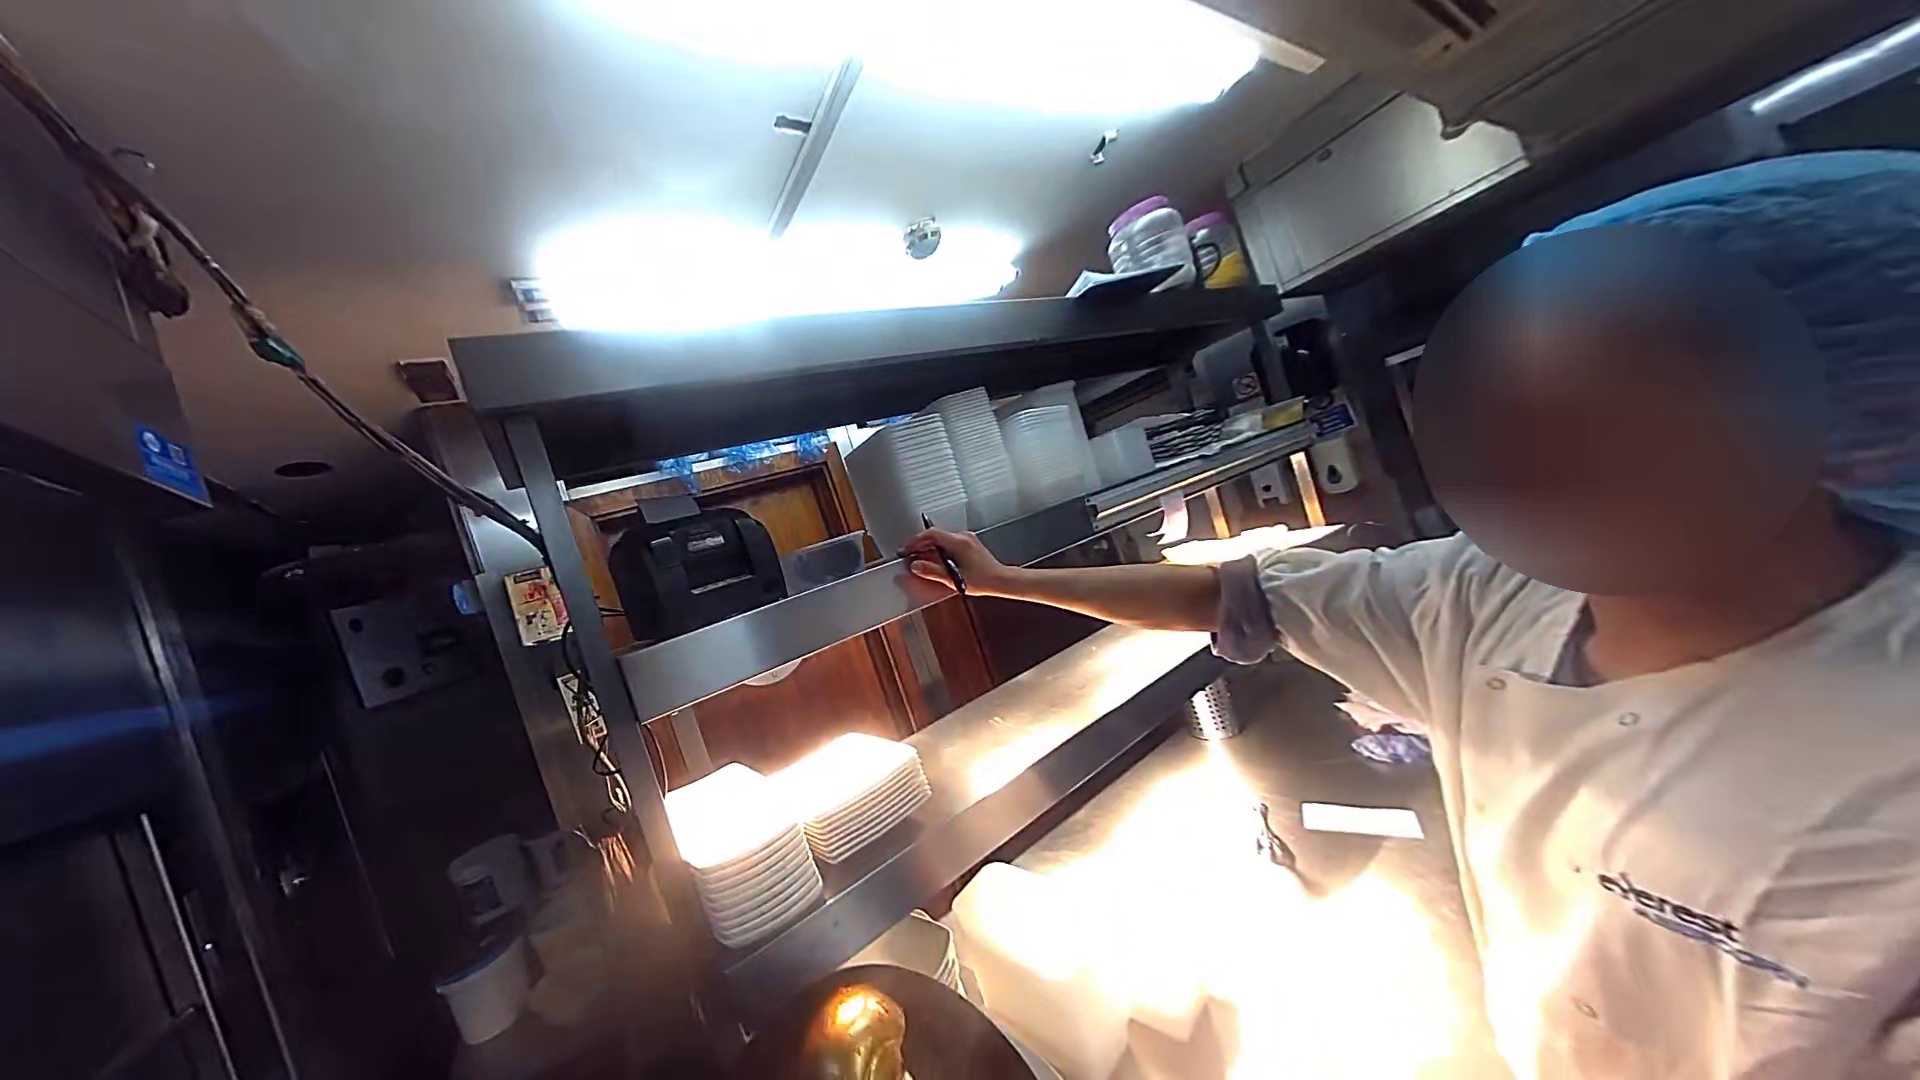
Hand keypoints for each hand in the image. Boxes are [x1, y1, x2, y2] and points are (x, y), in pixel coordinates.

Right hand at [899, 527, 1018, 596]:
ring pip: (941, 539)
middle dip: (920, 545)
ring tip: (919, 559)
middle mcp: (963, 537)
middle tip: (909, 555)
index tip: (907, 549)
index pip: (932, 534)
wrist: (1001, 580)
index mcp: (960, 542)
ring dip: (928, 547)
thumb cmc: (983, 580)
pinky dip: (938, 549)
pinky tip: (934, 560)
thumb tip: (916, 566)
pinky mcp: (968, 544)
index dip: (916, 541)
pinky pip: (948, 542)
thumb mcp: (954, 579)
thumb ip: (932, 571)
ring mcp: (967, 539)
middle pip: (935, 535)